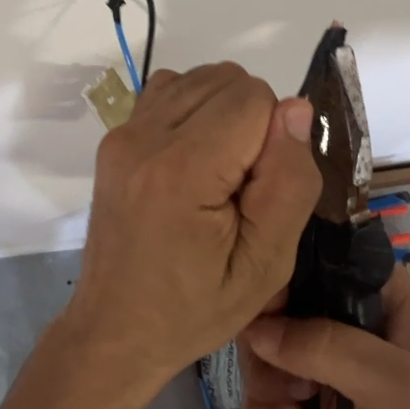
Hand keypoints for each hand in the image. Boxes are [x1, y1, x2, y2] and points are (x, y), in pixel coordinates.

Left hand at [45, 63, 320, 408]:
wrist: (116, 329)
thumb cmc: (194, 309)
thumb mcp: (265, 265)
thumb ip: (288, 182)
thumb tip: (296, 108)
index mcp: (182, 170)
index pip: (254, 98)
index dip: (273, 140)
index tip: (259, 193)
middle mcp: (143, 137)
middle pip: (227, 80)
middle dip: (252, 123)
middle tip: (241, 189)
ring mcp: (122, 134)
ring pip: (199, 79)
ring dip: (223, 114)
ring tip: (217, 175)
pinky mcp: (113, 139)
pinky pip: (168, 92)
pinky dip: (192, 112)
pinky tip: (193, 161)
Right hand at [241, 266, 409, 408]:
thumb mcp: (401, 391)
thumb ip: (335, 350)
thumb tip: (260, 330)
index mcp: (385, 297)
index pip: (328, 255)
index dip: (290, 272)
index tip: (268, 309)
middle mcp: (351, 317)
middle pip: (283, 299)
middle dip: (268, 338)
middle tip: (282, 377)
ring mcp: (325, 357)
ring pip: (265, 342)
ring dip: (264, 376)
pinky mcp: (306, 396)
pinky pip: (264, 384)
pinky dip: (263, 404)